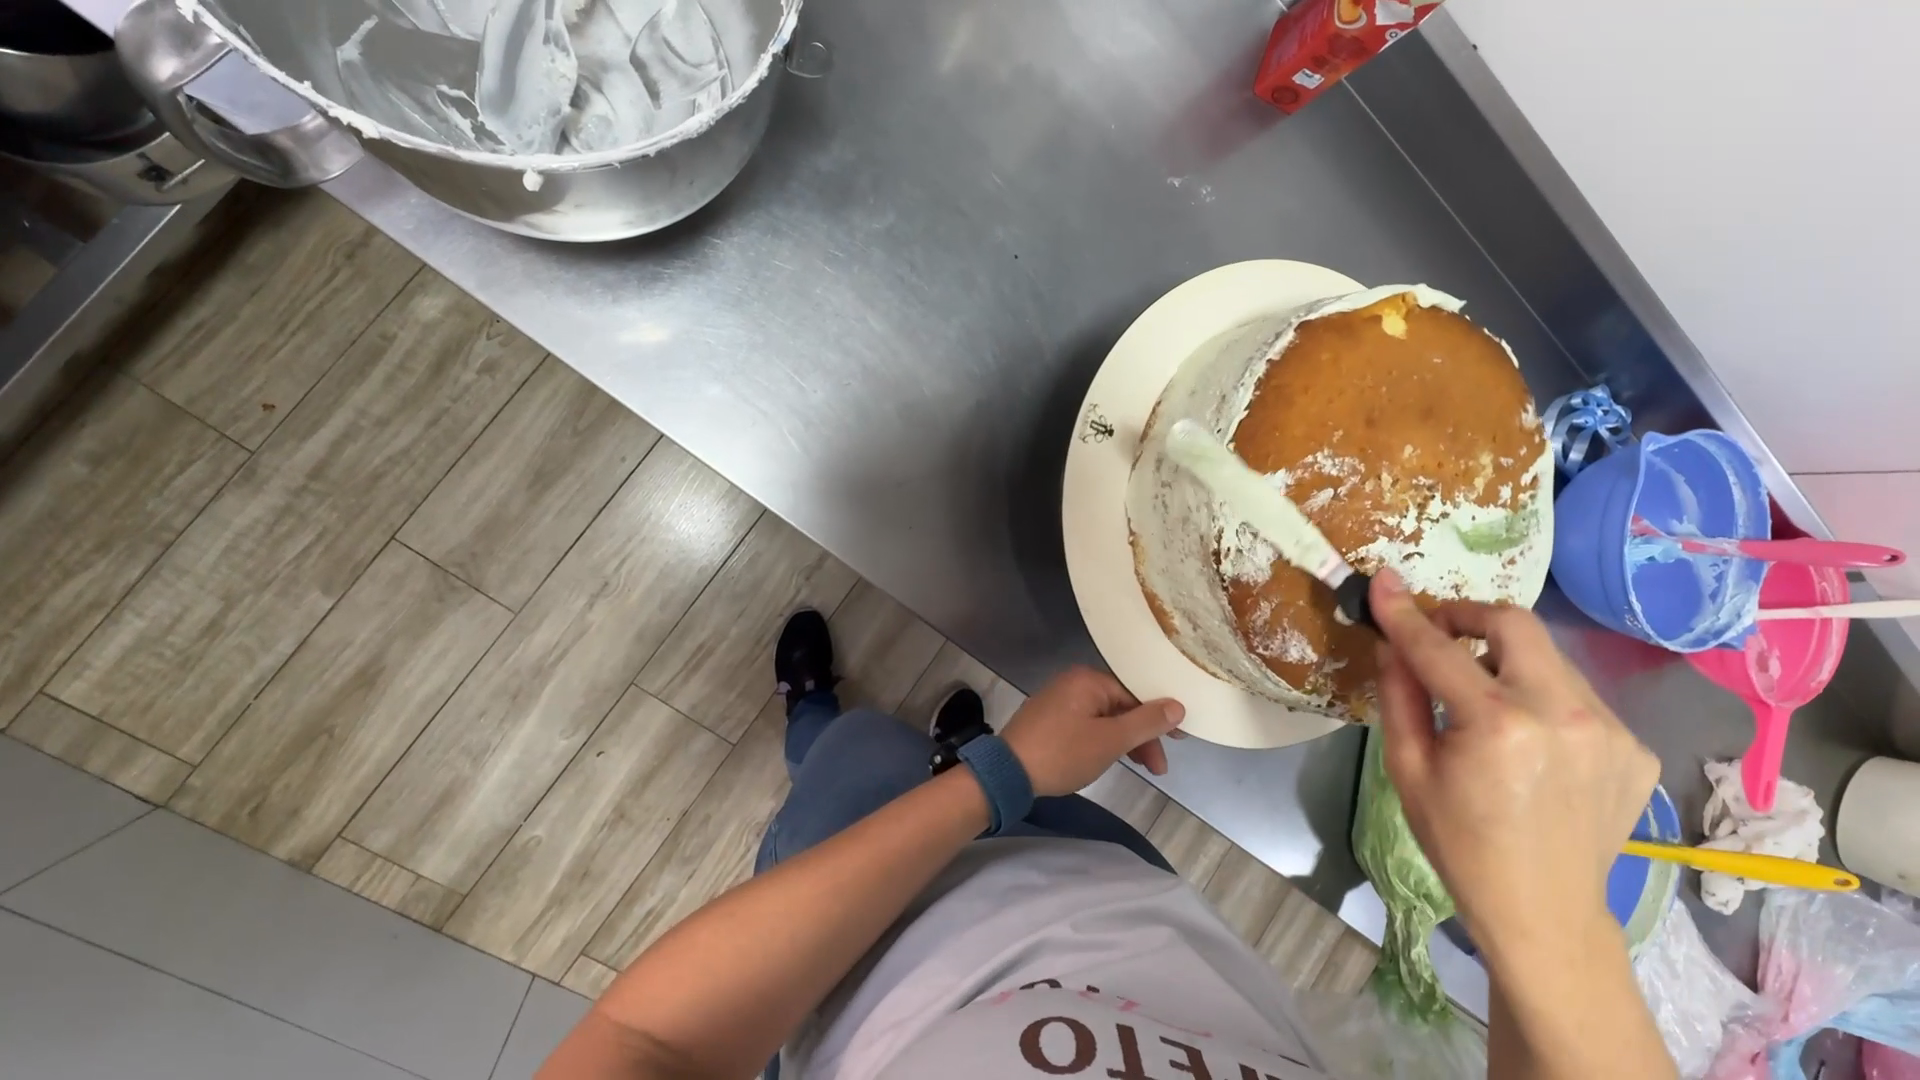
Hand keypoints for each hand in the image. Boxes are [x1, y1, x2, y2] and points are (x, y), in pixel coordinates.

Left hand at [999, 667, 1184, 796]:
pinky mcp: (1049, 719)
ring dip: (1125, 741)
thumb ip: (1146, 722)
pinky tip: (1111, 758)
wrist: (1007, 772)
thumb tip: (1177, 706)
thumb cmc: (1063, 753)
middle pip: (1121, 705)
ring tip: (1142, 768)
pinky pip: (1087, 724)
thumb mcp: (1110, 740)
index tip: (1180, 741)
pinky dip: (1103, 740)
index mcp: (1088, 679)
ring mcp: (1058, 700)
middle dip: (1142, 735)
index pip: (1136, 693)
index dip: (1159, 718)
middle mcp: (1073, 682)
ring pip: (1105, 717)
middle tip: (1158, 767)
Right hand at [1368, 569, 1658, 965]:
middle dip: (1468, 616)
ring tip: (1480, 694)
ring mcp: (1611, 729)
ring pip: (1547, 657)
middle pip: (1515, 623)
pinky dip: (1539, 696)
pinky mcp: (1636, 746)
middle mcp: (1565, 714)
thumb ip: (1398, 694)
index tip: (1382, 581)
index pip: (1440, 647)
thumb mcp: (1408, 769)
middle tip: (1438, 633)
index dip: (1405, 612)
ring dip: (1504, 659)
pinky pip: (1576, 694)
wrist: (1544, 910)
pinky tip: (1525, 737)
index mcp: (1498, 726)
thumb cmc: (1459, 842)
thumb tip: (1390, 640)